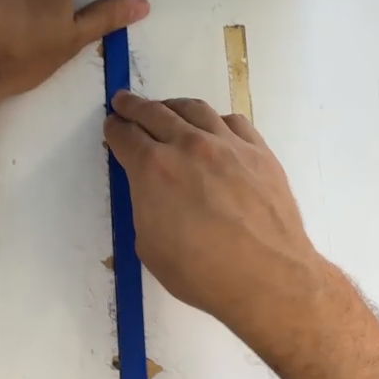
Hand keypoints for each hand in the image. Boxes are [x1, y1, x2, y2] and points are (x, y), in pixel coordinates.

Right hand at [104, 92, 328, 338]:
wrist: (267, 277)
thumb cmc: (201, 273)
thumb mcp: (150, 246)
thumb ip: (146, 207)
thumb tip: (153, 194)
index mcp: (153, 170)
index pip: (126, 137)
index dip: (114, 130)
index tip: (111, 126)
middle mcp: (188, 146)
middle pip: (155, 113)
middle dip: (134, 107)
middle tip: (125, 101)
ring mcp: (227, 145)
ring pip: (194, 109)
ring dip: (173, 105)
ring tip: (166, 108)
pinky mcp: (259, 152)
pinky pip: (232, 122)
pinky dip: (214, 120)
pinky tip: (212, 127)